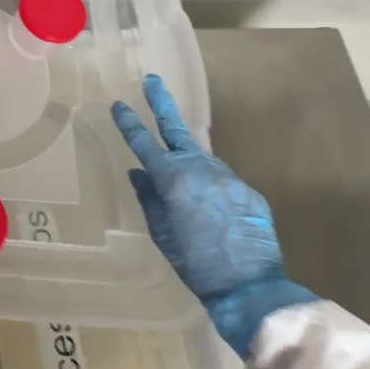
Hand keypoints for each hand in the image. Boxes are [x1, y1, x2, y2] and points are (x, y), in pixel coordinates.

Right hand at [113, 75, 315, 357]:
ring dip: (190, 165)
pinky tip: (213, 213)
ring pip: (203, 162)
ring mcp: (229, 179)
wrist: (251, 288)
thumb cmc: (196, 263)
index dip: (128, 123)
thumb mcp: (162, 234)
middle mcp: (202, 170)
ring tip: (185, 189)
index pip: (143, 143)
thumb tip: (139, 174)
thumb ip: (149, 199)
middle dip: (162, 104)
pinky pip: (223, 183)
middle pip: (177, 130)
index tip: (118, 104)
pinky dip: (212, 190)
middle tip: (153, 81)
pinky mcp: (250, 193)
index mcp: (173, 180)